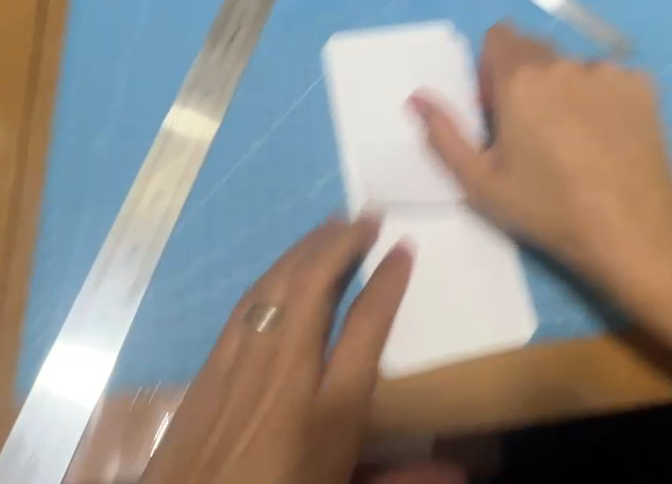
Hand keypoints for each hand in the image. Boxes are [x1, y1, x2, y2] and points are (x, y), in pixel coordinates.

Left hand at [139, 217, 411, 483]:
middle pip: (316, 286)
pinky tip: (285, 264)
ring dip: (309, 247)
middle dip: (344, 243)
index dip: (388, 280)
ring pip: (279, 285)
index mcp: (330, 410)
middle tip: (368, 215)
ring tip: (333, 223)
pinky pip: (249, 301)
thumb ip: (401, 473)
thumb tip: (460, 470)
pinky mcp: (211, 364)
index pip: (367, 324)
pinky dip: (274, 271)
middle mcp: (287, 372)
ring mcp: (244, 362)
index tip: (404, 246)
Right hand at [410, 24, 671, 396]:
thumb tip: (417, 97)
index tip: (501, 107)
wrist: (634, 230)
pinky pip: (612, 80)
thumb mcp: (480, 182)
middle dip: (528, 78)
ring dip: (567, 89)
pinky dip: (605, 100)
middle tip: (536, 129)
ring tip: (580, 140)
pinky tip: (612, 139)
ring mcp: (607, 71)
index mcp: (519, 78)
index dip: (493, 68)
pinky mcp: (643, 85)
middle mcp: (563, 62)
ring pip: (574, 67)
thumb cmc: (547, 208)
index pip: (498, 36)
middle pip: (536, 50)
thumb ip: (443, 133)